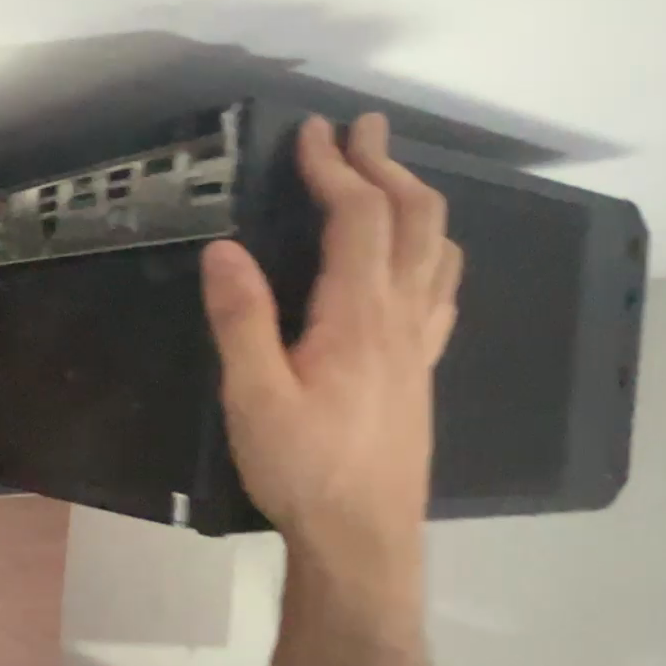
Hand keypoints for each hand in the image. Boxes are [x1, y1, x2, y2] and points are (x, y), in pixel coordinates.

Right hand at [201, 114, 462, 561]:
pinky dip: (431, 249)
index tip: (312, 133)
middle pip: (412, 221)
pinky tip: (419, 256)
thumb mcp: (253, 396)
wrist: (362, 535)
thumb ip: (241, 320)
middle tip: (360, 131)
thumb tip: (224, 250)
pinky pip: (441, 289)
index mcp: (358, 318)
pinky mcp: (419, 368)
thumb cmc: (301, 466)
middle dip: (386, 167)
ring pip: (436, 249)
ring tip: (387, 174)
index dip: (336, 170)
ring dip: (414, 200)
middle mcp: (401, 318)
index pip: (358, 221)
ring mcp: (419, 344)